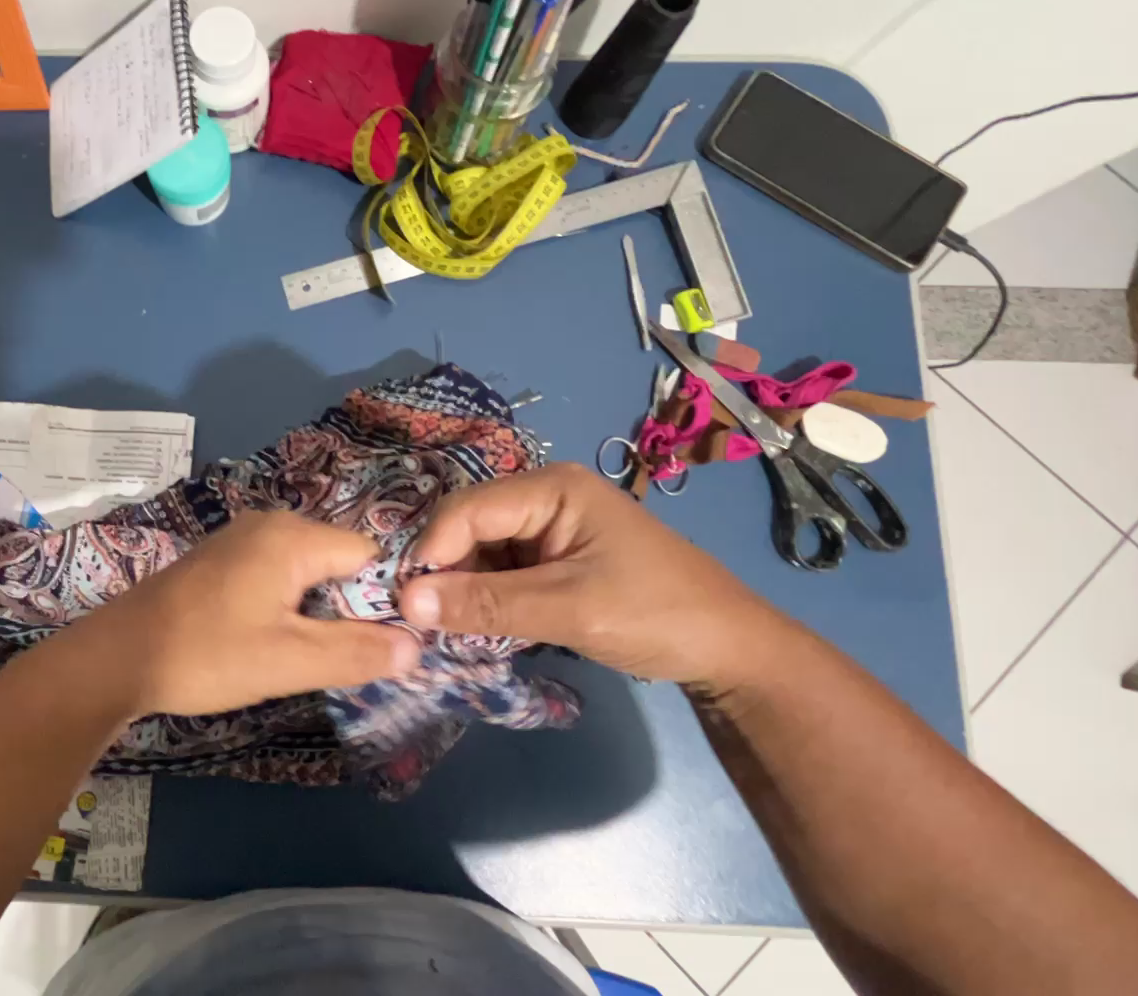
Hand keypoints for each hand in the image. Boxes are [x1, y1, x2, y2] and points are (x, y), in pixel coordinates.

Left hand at [56, 511, 421, 716]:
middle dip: (349, 610)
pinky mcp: (221, 561)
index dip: (385, 602)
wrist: (117, 657)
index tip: (385, 647)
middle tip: (346, 660)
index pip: (368, 557)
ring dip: (316, 613)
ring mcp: (241, 540)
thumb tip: (416, 648)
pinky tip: (272, 642)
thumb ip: (357, 653)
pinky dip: (287, 607)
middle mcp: (270, 525)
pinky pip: (276, 576)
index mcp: (292, 537)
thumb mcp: (289, 662)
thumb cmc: (207, 654)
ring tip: (308, 656)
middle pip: (338, 562)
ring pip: (306, 573)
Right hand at [397, 464, 804, 690]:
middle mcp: (543, 496)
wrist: (731, 650)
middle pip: (467, 526)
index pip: (467, 509)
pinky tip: (471, 624)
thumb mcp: (569, 610)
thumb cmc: (657, 615)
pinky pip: (498, 569)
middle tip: (418, 619)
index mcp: (552, 488)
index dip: (432, 551)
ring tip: (441, 628)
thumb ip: (486, 605)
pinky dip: (482, 597)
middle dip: (442, 570)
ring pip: (478, 550)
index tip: (407, 603)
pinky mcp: (551, 557)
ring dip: (459, 587)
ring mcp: (547, 527)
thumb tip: (406, 601)